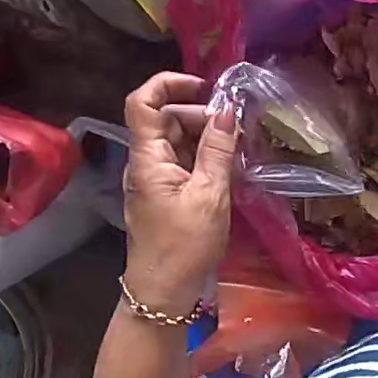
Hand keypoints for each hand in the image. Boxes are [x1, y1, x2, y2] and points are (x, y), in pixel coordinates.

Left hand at [121, 72, 235, 316]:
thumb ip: (218, 150)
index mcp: (147, 158)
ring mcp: (153, 177)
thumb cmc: (184, 246)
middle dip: (198, 113)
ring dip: (204, 136)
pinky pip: (181, 160)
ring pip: (175, 140)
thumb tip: (228, 108)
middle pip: (164, 118)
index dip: (169, 83)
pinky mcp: (164, 192)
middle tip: (234, 127)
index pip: (142, 102)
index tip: (204, 87)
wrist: (162, 295)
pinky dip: (202, 156)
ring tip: (235, 147)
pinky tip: (226, 165)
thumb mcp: (210, 195)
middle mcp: (145, 161)